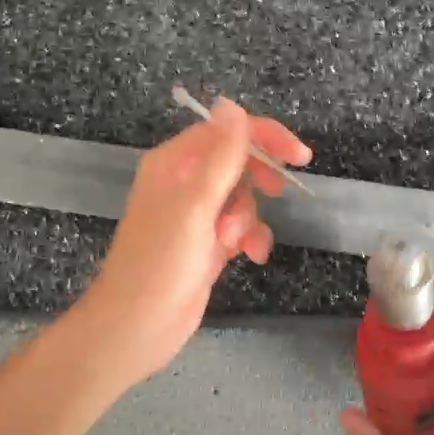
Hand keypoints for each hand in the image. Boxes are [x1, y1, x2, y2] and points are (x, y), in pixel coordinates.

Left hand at [75, 97, 311, 384]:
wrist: (134, 330)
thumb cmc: (159, 264)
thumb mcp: (195, 206)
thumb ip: (219, 156)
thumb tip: (231, 104)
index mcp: (173, 163)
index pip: (225, 131)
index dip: (264, 137)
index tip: (300, 156)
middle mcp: (183, 182)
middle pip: (236, 161)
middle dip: (258, 178)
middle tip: (281, 191)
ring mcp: (195, 215)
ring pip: (241, 197)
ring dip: (249, 216)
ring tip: (236, 242)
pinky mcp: (206, 244)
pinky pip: (240, 227)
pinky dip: (250, 237)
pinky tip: (251, 256)